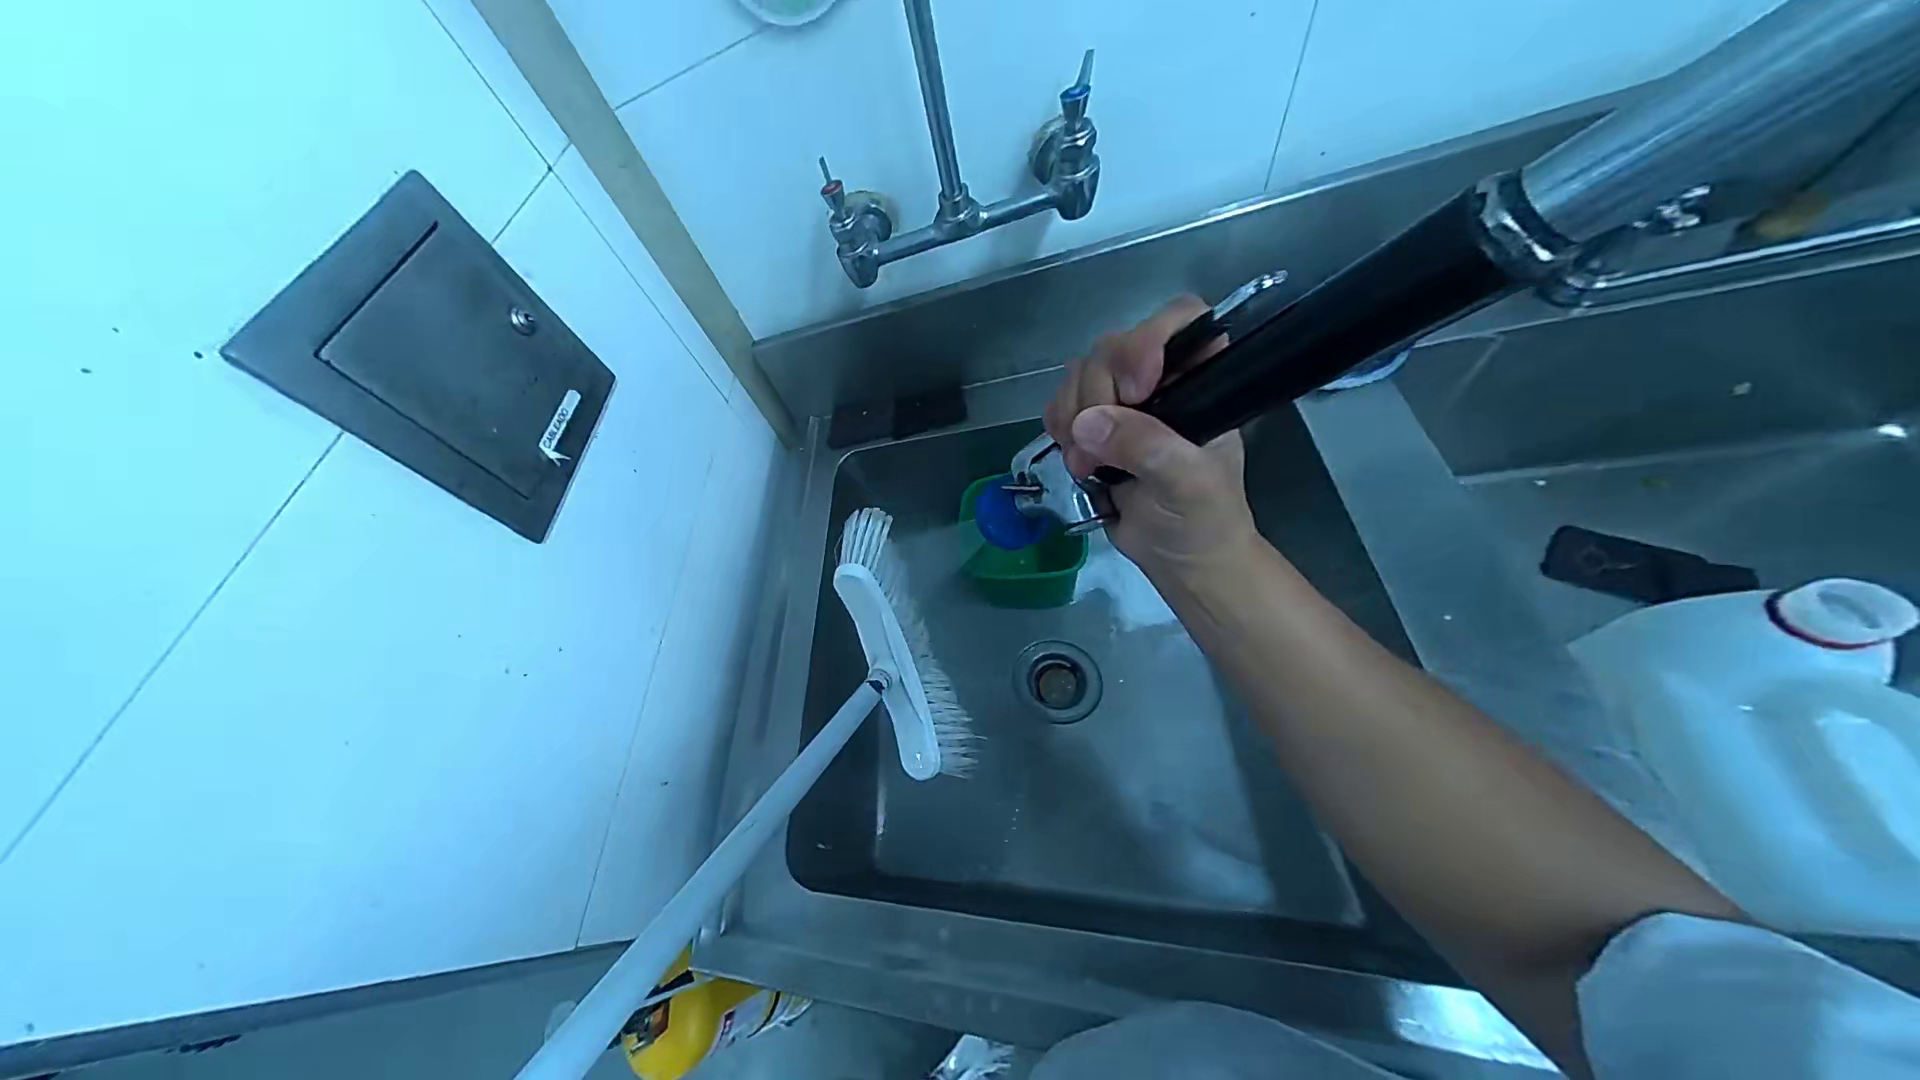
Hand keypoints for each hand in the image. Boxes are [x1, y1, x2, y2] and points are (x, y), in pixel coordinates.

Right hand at [1042, 295, 1260, 583]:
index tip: (1136, 389)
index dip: (1148, 342)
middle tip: (1101, 450)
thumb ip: (1147, 447)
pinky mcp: (1093, 428)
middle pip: (1111, 350)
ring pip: (1078, 378)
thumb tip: (1086, 424)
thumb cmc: (1203, 520)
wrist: (1179, 560)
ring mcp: (1122, 403)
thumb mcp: (1189, 483)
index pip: (1179, 321)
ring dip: (1072, 419)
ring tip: (1089, 465)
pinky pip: (1060, 407)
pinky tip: (1077, 462)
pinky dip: (1059, 431)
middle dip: (1096, 398)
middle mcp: (1160, 380)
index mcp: (1201, 379)